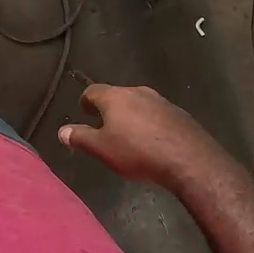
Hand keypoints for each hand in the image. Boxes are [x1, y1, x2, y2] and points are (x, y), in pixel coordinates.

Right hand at [58, 84, 227, 189]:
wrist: (192, 161)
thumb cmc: (138, 152)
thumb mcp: (102, 149)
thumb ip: (79, 138)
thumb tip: (61, 131)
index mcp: (115, 97)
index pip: (92, 91)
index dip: (86, 102)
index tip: (85, 114)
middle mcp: (138, 93)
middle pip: (118, 96)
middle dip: (110, 109)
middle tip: (106, 127)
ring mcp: (163, 102)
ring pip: (140, 105)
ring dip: (133, 116)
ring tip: (131, 136)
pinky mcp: (182, 115)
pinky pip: (159, 115)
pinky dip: (152, 124)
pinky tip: (155, 142)